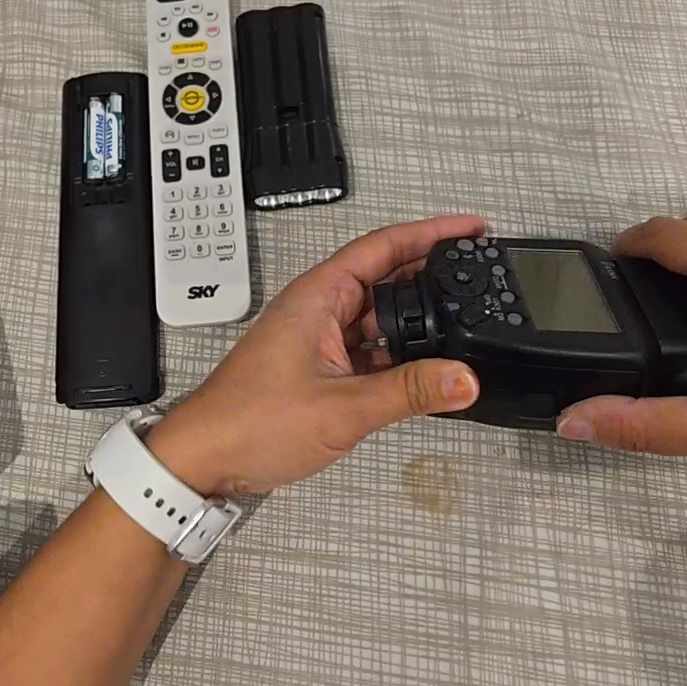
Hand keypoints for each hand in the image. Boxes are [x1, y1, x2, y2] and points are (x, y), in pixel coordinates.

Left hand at [146, 217, 485, 496]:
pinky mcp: (320, 367)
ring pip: (380, 316)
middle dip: (432, 274)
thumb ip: (409, 392)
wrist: (206, 457)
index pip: (382, 246)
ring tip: (464, 319)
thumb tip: (463, 378)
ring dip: (418, 320)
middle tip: (479, 272)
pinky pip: (370, 348)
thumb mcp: (342, 407)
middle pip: (385, 277)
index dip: (430, 232)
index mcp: (318, 296)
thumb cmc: (248, 422)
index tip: (470, 227)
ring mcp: (319, 338)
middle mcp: (319, 309)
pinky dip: (400, 353)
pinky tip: (427, 365)